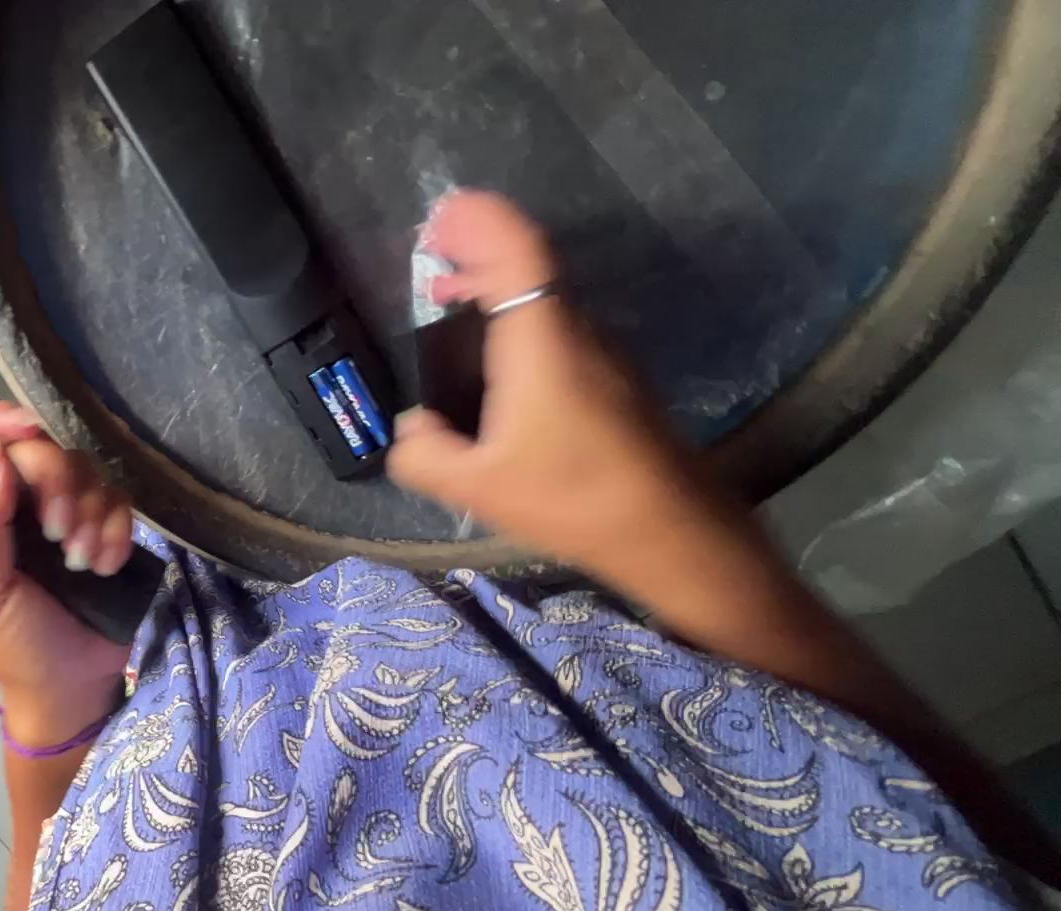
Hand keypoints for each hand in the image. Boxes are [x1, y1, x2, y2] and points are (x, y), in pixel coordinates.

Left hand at [0, 403, 133, 747]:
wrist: (74, 688)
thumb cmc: (17, 643)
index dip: (10, 426)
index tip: (32, 431)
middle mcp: (24, 505)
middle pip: (47, 451)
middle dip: (61, 488)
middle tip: (63, 538)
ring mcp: (68, 515)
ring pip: (89, 472)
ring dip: (91, 517)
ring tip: (86, 565)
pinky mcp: (107, 529)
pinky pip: (121, 500)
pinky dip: (116, 531)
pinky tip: (107, 565)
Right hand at [387, 191, 740, 579]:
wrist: (669, 531)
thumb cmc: (571, 499)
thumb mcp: (474, 487)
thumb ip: (423, 455)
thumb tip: (409, 429)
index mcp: (541, 347)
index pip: (519, 257)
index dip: (483, 225)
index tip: (445, 211)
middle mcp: (575, 336)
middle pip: (529, 268)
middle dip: (478, 248)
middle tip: (432, 246)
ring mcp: (600, 355)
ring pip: (543, 297)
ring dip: (494, 283)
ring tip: (448, 294)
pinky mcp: (610, 379)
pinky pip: (554, 326)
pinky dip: (515, 315)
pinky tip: (492, 354)